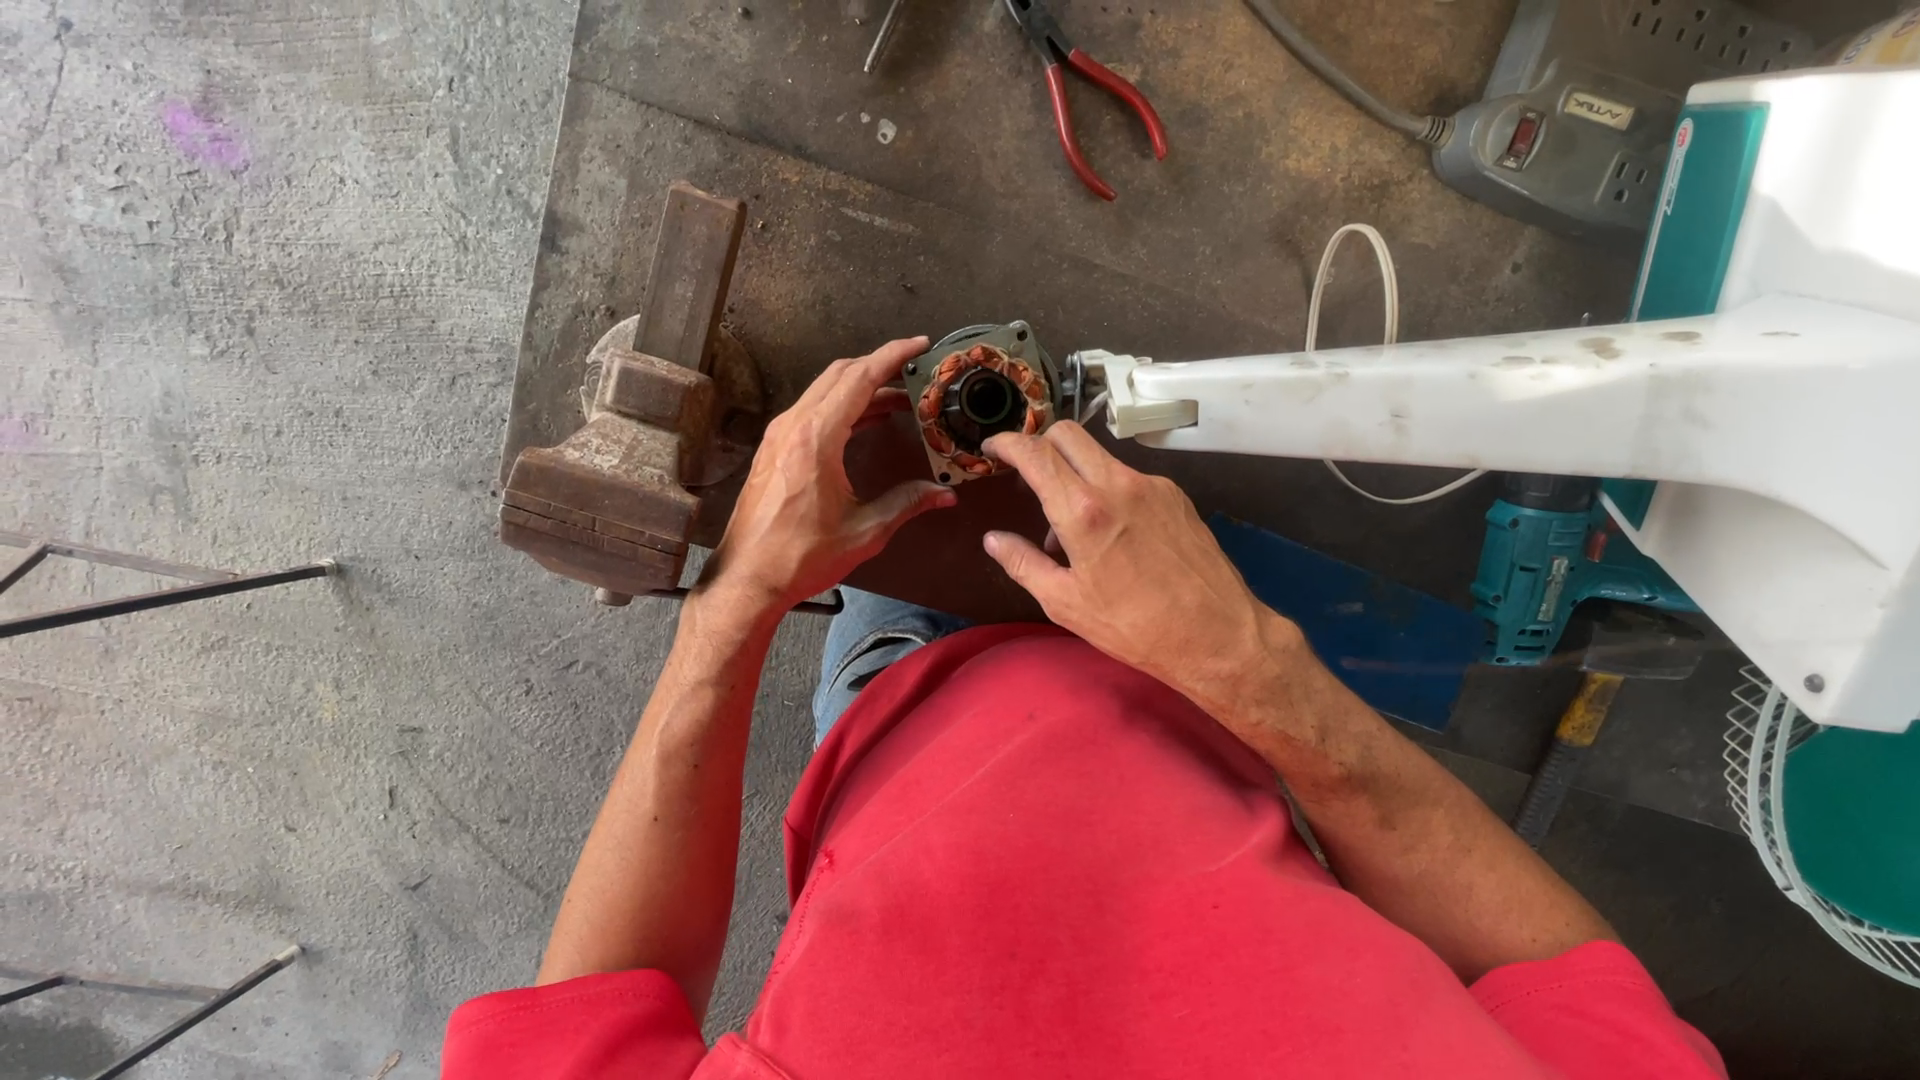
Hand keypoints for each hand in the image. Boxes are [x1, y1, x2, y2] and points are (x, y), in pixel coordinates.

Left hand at [696, 337, 956, 621]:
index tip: (919, 346)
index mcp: (817, 438)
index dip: (893, 356)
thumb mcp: (864, 531)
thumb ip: (907, 503)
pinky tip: (866, 421)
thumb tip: (943, 495)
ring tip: (899, 399)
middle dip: (880, 366)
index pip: (859, 378)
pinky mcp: (774, 449)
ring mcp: (779, 435)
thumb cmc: (800, 556)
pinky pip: (812, 410)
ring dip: (861, 387)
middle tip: (914, 371)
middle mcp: (794, 426)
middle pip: (840, 374)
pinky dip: (842, 405)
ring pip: (824, 390)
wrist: (748, 578)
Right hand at [980, 423, 1302, 714]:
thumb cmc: (1134, 627)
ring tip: (1070, 525)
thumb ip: (1023, 563)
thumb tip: (994, 540)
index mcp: (1082, 511)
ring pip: (1100, 455)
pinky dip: (1107, 490)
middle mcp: (1118, 484)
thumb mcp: (1065, 602)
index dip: (1006, 443)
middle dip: (1039, 443)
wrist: (1217, 635)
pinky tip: (1113, 533)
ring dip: (1074, 472)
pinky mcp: (1176, 495)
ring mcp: (1152, 485)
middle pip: (1068, 434)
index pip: (1035, 453)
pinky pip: (1129, 477)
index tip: (993, 449)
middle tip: (1028, 476)